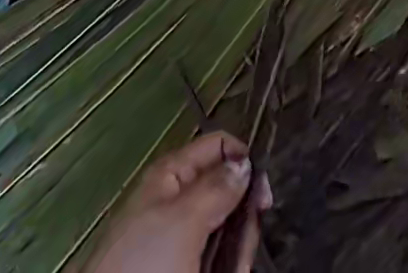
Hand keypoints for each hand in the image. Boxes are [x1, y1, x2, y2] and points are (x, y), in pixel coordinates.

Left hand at [86, 131, 271, 272]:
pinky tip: (229, 271)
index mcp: (173, 175)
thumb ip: (216, 188)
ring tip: (232, 267)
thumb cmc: (144, 263)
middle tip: (244, 241)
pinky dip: (230, 266)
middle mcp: (181, 200)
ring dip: (239, 248)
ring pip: (229, 229)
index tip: (263, 192)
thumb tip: (245, 162)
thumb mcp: (181, 220)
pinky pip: (221, 258)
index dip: (244, 161)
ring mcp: (184, 237)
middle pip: (229, 191)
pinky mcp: (187, 265)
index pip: (218, 147)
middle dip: (244, 216)